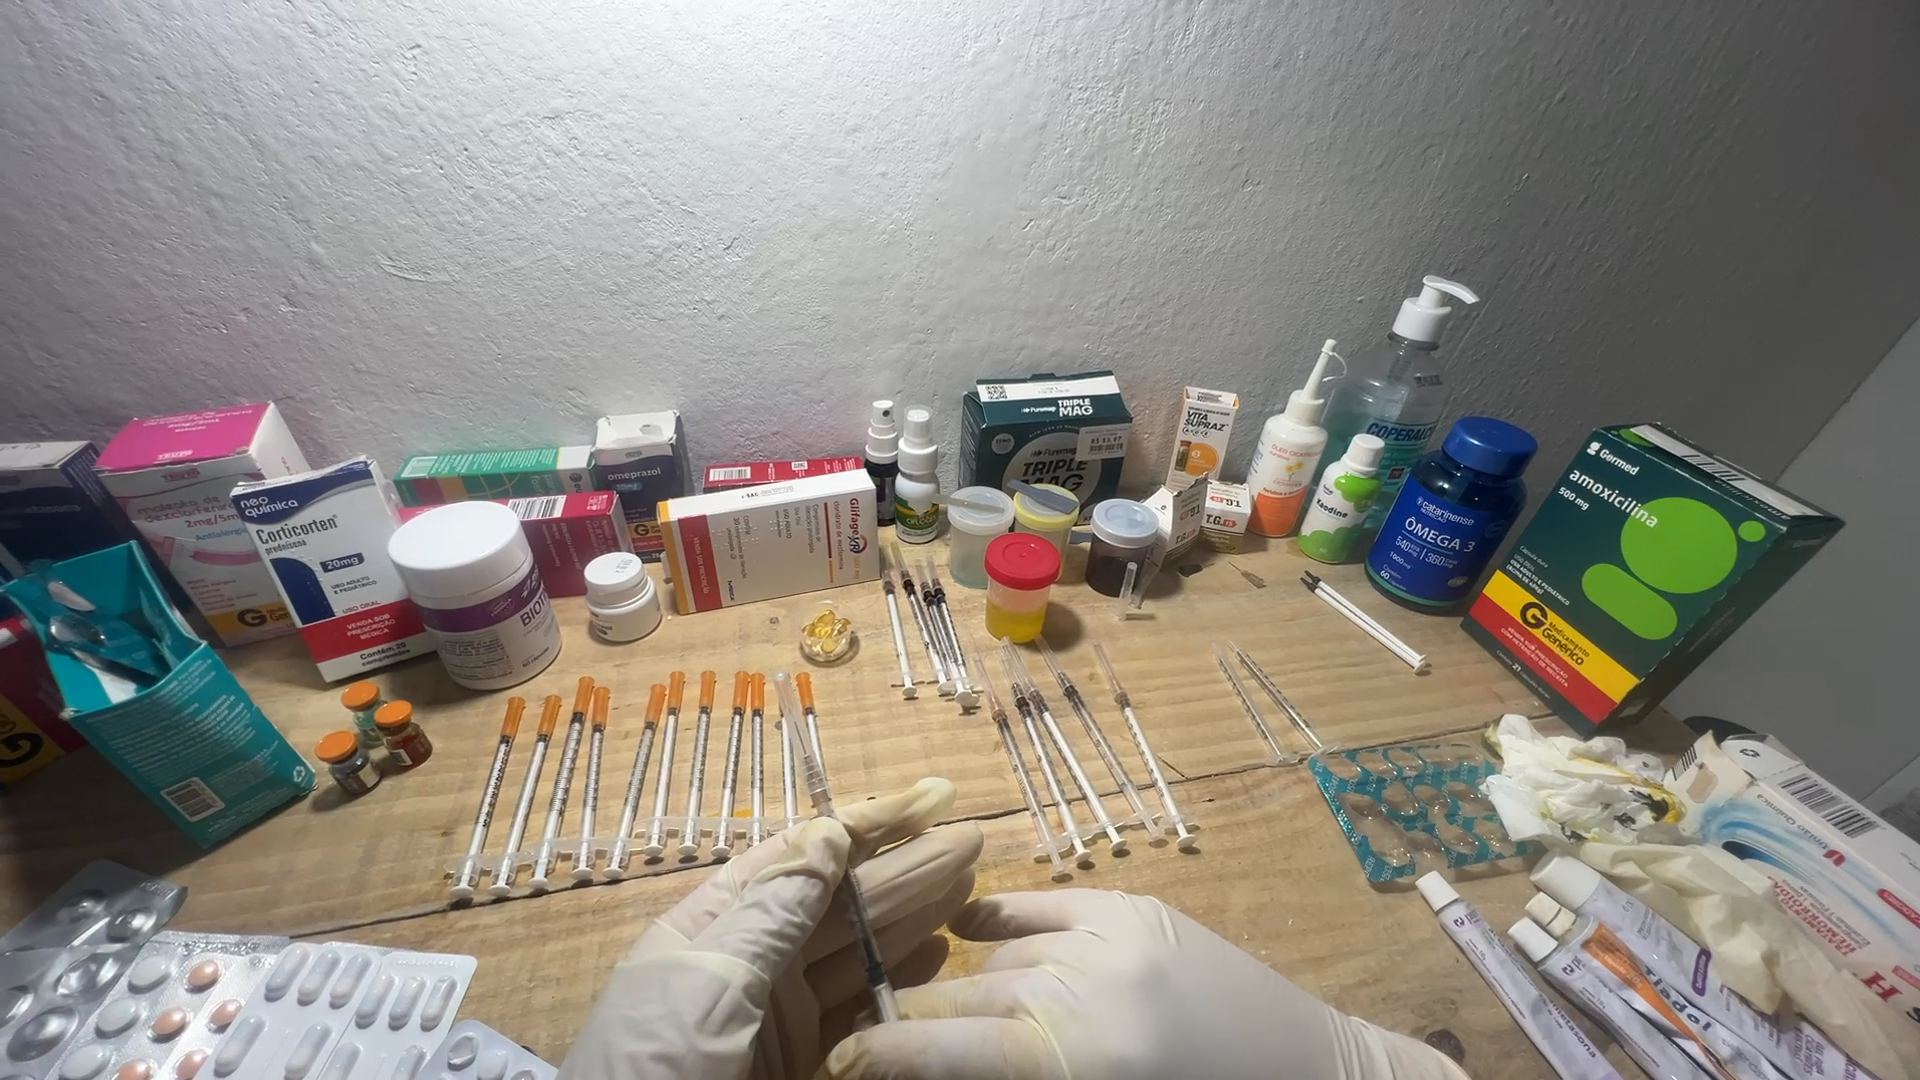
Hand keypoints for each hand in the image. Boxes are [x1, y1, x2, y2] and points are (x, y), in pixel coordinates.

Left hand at [560, 778, 982, 1079]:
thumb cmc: (656, 1069)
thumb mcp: (709, 982)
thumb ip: (774, 910)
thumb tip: (829, 832)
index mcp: (717, 922)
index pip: (803, 854)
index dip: (867, 823)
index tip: (927, 799)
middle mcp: (754, 957)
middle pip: (842, 899)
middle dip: (905, 863)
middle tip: (969, 837)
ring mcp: (781, 1011)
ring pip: (860, 949)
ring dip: (915, 913)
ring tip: (967, 881)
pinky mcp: (805, 1058)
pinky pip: (863, 1007)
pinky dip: (902, 980)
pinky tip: (938, 953)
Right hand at [825, 889, 1467, 1079]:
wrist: (1319, 1073)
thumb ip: (1026, 1070)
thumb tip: (953, 1055)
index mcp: (1085, 1056)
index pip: (958, 1050)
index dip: (890, 1053)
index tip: (844, 1055)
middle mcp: (1090, 984)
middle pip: (971, 1000)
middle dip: (911, 1020)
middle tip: (871, 1031)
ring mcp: (1113, 933)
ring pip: (1005, 957)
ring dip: (970, 987)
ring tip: (946, 1009)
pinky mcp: (1134, 908)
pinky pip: (1047, 905)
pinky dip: (1003, 917)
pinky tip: (970, 924)